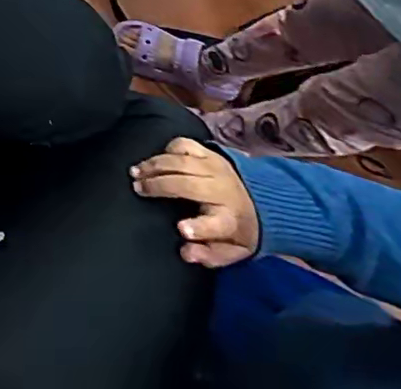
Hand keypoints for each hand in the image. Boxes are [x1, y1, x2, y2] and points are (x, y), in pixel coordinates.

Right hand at [130, 137, 259, 267]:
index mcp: (230, 219)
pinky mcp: (209, 153)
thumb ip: (209, 256)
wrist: (264, 201)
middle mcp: (222, 190)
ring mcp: (215, 168)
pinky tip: (157, 158)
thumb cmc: (237, 228)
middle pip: (187, 185)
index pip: (217, 224)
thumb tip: (185, 253)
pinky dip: (167, 149)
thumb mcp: (232, 251)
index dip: (199, 227)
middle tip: (137, 188)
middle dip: (159, 185)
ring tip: (136, 172)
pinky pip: (184, 144)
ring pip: (181, 162)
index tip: (180, 229)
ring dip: (154, 165)